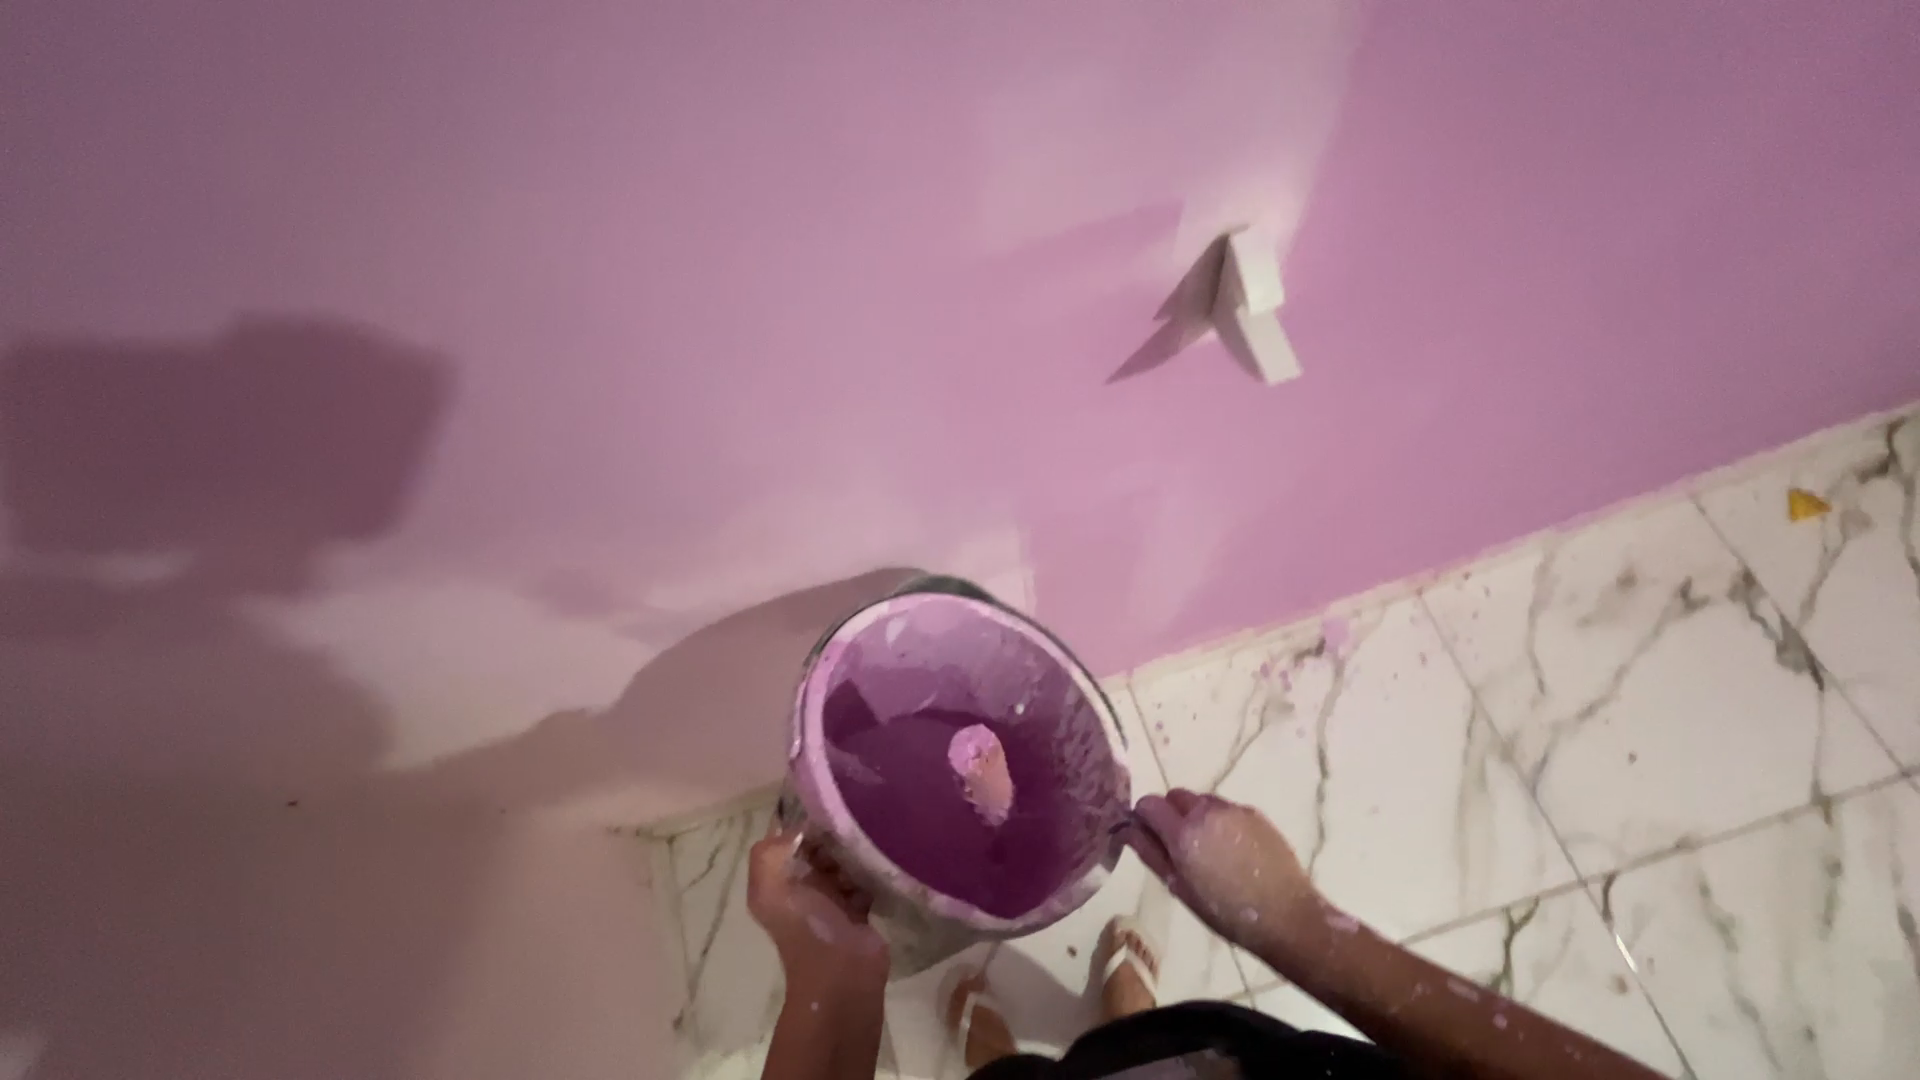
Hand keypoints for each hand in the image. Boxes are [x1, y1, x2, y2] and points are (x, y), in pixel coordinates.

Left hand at [747, 822, 889, 994]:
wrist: (841, 974)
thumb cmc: (804, 927)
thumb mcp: (770, 890)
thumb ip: (768, 854)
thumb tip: (794, 828)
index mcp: (779, 881)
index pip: (789, 840)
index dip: (803, 823)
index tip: (825, 807)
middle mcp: (803, 887)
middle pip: (819, 847)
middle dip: (833, 835)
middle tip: (852, 825)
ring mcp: (832, 898)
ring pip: (844, 860)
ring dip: (853, 852)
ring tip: (866, 844)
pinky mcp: (859, 908)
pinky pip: (866, 878)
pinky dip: (870, 870)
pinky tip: (877, 861)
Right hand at [1125, 789, 1323, 952]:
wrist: (1288, 917)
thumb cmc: (1226, 912)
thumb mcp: (1180, 888)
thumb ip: (1150, 853)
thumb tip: (1126, 830)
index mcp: (1183, 832)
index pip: (1149, 803)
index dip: (1144, 817)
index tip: (1149, 836)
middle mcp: (1205, 811)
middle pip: (1175, 796)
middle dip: (1170, 813)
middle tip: (1180, 846)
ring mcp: (1233, 810)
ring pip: (1201, 801)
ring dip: (1196, 816)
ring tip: (1209, 849)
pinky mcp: (1254, 813)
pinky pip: (1225, 809)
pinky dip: (1220, 821)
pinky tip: (1233, 851)